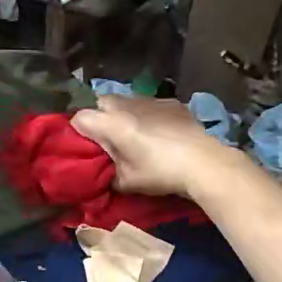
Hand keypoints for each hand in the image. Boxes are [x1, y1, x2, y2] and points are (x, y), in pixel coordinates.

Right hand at [71, 94, 238, 198]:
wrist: (203, 162)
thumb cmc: (159, 172)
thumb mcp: (126, 181)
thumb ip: (107, 173)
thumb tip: (104, 170)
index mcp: (111, 123)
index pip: (79, 118)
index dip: (77, 132)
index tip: (84, 147)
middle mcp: (127, 104)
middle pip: (101, 103)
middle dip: (99, 118)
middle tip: (107, 140)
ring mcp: (151, 100)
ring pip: (126, 101)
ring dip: (123, 115)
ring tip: (133, 135)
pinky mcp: (171, 102)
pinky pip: (149, 104)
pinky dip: (146, 115)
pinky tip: (157, 132)